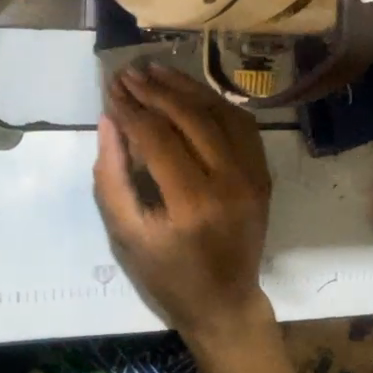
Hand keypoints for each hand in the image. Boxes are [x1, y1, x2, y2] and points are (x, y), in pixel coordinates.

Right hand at [94, 63, 275, 343]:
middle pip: (191, 117)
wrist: (223, 302)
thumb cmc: (167, 275)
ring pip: (220, 113)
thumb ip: (111, 176)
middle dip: (155, 90)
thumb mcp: (126, 234)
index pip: (157, 138)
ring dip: (186, 88)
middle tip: (128, 72)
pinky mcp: (263, 174)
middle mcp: (229, 182)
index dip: (131, 110)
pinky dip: (214, 103)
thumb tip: (108, 120)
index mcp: (191, 203)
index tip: (110, 90)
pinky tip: (189, 92)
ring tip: (155, 70)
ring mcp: (253, 176)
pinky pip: (241, 124)